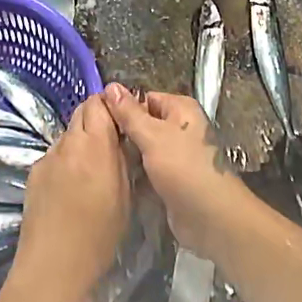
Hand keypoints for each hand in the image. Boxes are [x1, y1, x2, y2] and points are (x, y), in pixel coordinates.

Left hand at [15, 93, 130, 295]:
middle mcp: (69, 143)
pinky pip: (55, 155)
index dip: (111, 105)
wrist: (51, 268)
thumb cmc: (98, 236)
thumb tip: (123, 137)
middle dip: (96, 119)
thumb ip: (123, 158)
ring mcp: (48, 157)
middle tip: (109, 143)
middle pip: (82, 112)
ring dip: (81, 141)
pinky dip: (66, 160)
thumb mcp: (125, 195)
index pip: (99, 102)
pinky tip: (70, 187)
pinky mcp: (34, 173)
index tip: (122, 120)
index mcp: (95, 144)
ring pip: (68, 134)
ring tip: (90, 170)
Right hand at [102, 84, 255, 260]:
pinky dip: (135, 173)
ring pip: (144, 149)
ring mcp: (176, 155)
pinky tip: (113, 178)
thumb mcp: (153, 135)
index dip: (122, 107)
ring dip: (127, 155)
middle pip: (144, 124)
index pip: (145, 98)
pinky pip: (148, 170)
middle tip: (92, 141)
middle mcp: (180, 128)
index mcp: (180, 109)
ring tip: (97, 160)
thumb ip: (130, 114)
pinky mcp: (171, 179)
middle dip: (123, 133)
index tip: (96, 118)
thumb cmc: (183, 167)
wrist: (209, 215)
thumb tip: (110, 86)